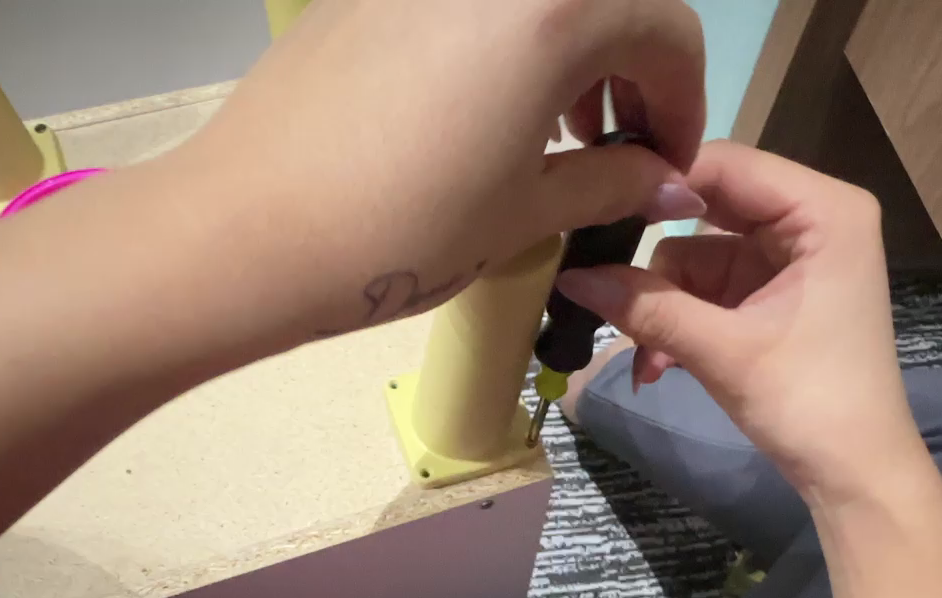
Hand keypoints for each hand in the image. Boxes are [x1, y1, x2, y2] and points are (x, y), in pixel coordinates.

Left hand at [176, 0, 707, 343]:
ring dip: (574, 53)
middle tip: (618, 148)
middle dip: (634, 75)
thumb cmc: (409, 229)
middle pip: (607, 0)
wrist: (256, 228)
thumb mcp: (525, 211)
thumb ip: (612, 181)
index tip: (668, 165)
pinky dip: (509, 42)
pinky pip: (475, 1)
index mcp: (556, 4)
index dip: (685, 105)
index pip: (668, 30)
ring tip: (557, 132)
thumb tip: (672, 181)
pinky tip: (488, 106)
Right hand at [554, 141, 924, 507]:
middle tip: (606, 291)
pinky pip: (707, 296)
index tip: (596, 212)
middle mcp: (808, 222)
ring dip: (663, 311)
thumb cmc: (807, 402)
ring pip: (697, 261)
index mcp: (823, 211)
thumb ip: (646, 308)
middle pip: (707, 212)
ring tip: (649, 362)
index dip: (660, 183)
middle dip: (658, 267)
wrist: (852, 473)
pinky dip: (680, 327)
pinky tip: (659, 368)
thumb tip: (569, 278)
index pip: (727, 165)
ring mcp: (787, 263)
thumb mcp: (721, 350)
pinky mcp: (770, 300)